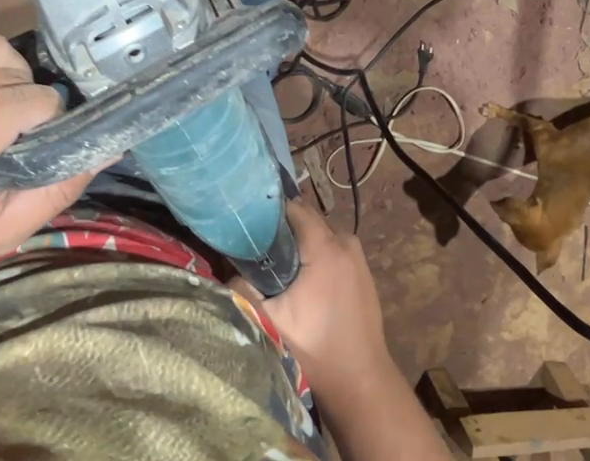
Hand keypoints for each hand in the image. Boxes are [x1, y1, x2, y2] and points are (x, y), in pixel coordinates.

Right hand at [234, 199, 396, 388]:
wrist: (361, 382)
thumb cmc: (316, 349)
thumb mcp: (271, 321)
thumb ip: (244, 290)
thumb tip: (226, 270)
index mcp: (326, 247)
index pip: (293, 208)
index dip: (268, 213)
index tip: (246, 223)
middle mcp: (346, 243)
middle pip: (306, 221)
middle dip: (281, 232)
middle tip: (255, 249)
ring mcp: (358, 258)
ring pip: (319, 237)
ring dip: (299, 247)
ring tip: (274, 268)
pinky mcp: (362, 274)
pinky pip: (332, 252)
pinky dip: (315, 259)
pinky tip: (299, 283)